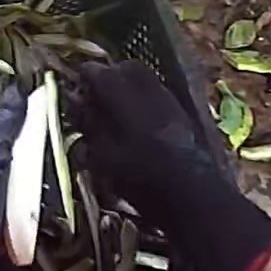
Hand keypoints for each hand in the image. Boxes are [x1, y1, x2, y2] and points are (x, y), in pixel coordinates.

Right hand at [76, 62, 270, 270]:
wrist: (195, 201)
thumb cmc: (142, 183)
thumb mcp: (103, 157)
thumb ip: (89, 123)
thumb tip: (76, 99)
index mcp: (127, 102)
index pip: (100, 73)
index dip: (84, 75)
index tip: (74, 84)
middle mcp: (151, 94)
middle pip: (126, 68)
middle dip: (108, 74)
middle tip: (94, 92)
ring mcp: (171, 102)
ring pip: (145, 79)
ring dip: (126, 83)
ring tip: (113, 104)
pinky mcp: (183, 114)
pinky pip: (157, 92)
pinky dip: (142, 96)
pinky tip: (135, 118)